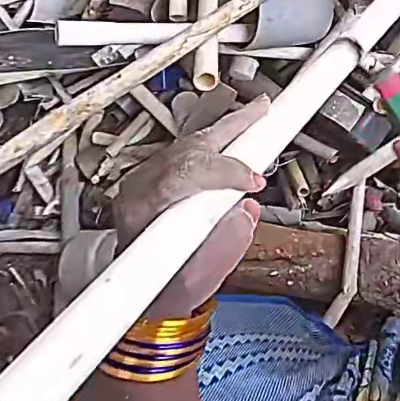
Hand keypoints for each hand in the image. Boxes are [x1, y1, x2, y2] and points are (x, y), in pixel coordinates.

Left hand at [114, 97, 269, 319]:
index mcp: (140, 213)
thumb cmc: (158, 289)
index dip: (223, 170)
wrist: (136, 285)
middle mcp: (138, 188)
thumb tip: (245, 212)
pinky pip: (190, 146)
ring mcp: (144, 177)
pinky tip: (239, 129)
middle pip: (187, 147)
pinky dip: (218, 137)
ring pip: (189, 142)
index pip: (181, 174)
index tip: (253, 180)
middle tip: (263, 112)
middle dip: (229, 129)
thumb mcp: (191, 286)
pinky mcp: (155, 172)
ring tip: (258, 113)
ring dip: (227, 128)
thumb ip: (220, 251)